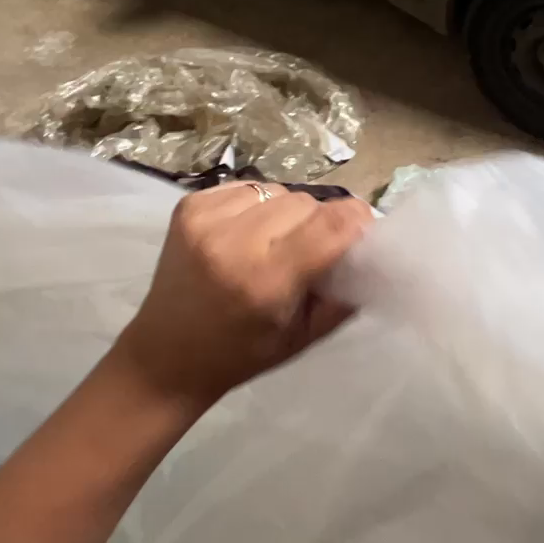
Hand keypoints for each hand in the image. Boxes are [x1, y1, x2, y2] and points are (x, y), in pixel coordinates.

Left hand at [111, 182, 373, 405]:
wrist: (167, 355)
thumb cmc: (243, 354)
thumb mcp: (305, 337)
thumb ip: (345, 294)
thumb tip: (375, 251)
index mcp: (266, 281)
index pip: (333, 224)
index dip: (358, 221)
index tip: (363, 233)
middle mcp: (233, 242)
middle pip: (307, 203)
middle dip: (320, 222)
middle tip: (314, 249)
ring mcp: (206, 219)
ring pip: (278, 190)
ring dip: (287, 212)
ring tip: (276, 242)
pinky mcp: (188, 205)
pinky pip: (247, 187)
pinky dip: (258, 206)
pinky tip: (247, 233)